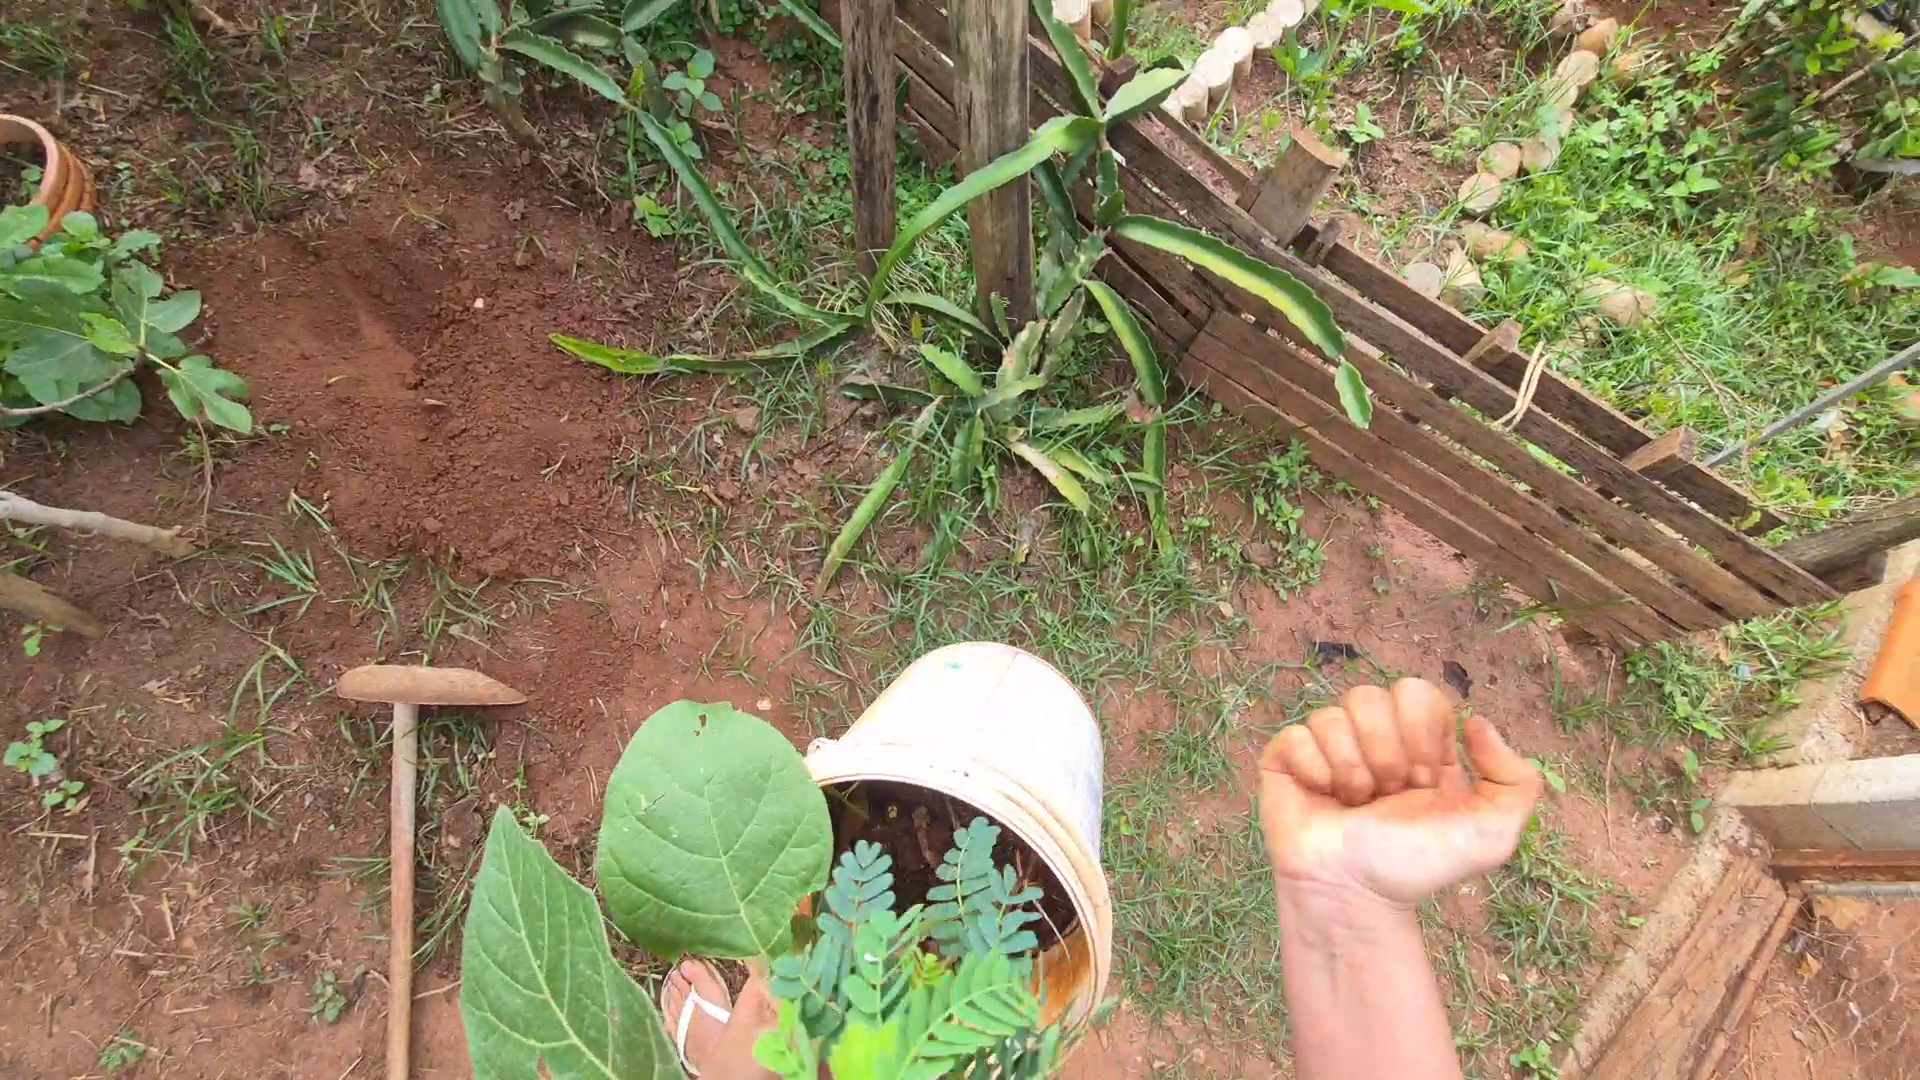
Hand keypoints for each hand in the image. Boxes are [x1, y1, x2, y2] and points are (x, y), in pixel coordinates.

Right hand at [1258, 679, 1540, 909]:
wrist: (1357, 892)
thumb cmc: (1418, 863)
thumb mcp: (1490, 833)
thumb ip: (1515, 779)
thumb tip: (1476, 720)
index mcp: (1415, 739)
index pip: (1415, 692)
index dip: (1421, 731)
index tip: (1426, 780)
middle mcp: (1368, 734)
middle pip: (1369, 696)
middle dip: (1385, 753)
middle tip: (1389, 793)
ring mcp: (1323, 743)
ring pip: (1330, 717)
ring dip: (1351, 769)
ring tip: (1355, 803)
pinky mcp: (1285, 755)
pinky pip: (1295, 736)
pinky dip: (1314, 771)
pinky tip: (1323, 796)